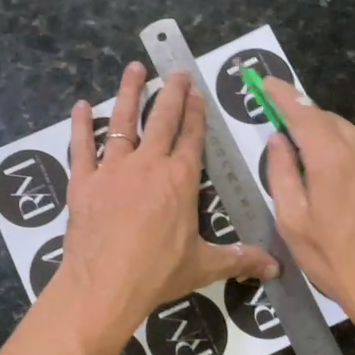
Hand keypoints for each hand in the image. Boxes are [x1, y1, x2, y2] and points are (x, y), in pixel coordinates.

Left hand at [51, 63, 277, 354]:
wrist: (104, 285)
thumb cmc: (157, 274)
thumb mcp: (204, 266)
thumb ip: (239, 260)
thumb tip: (275, 267)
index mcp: (180, 179)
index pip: (192, 136)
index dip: (195, 112)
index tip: (196, 90)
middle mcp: (148, 165)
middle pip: (162, 119)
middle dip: (171, 92)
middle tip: (175, 71)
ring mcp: (112, 170)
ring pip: (121, 122)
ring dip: (128, 93)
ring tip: (133, 68)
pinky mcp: (83, 182)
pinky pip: (81, 147)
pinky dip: (80, 126)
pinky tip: (80, 106)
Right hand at [261, 79, 354, 354]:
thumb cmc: (334, 260)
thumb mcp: (293, 220)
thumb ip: (282, 173)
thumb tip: (278, 141)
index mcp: (333, 159)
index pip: (303, 113)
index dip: (282, 95)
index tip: (264, 82)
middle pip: (326, 119)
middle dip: (300, 115)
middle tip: (276, 121)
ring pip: (344, 134)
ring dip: (320, 135)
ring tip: (299, 153)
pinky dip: (339, 150)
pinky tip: (327, 174)